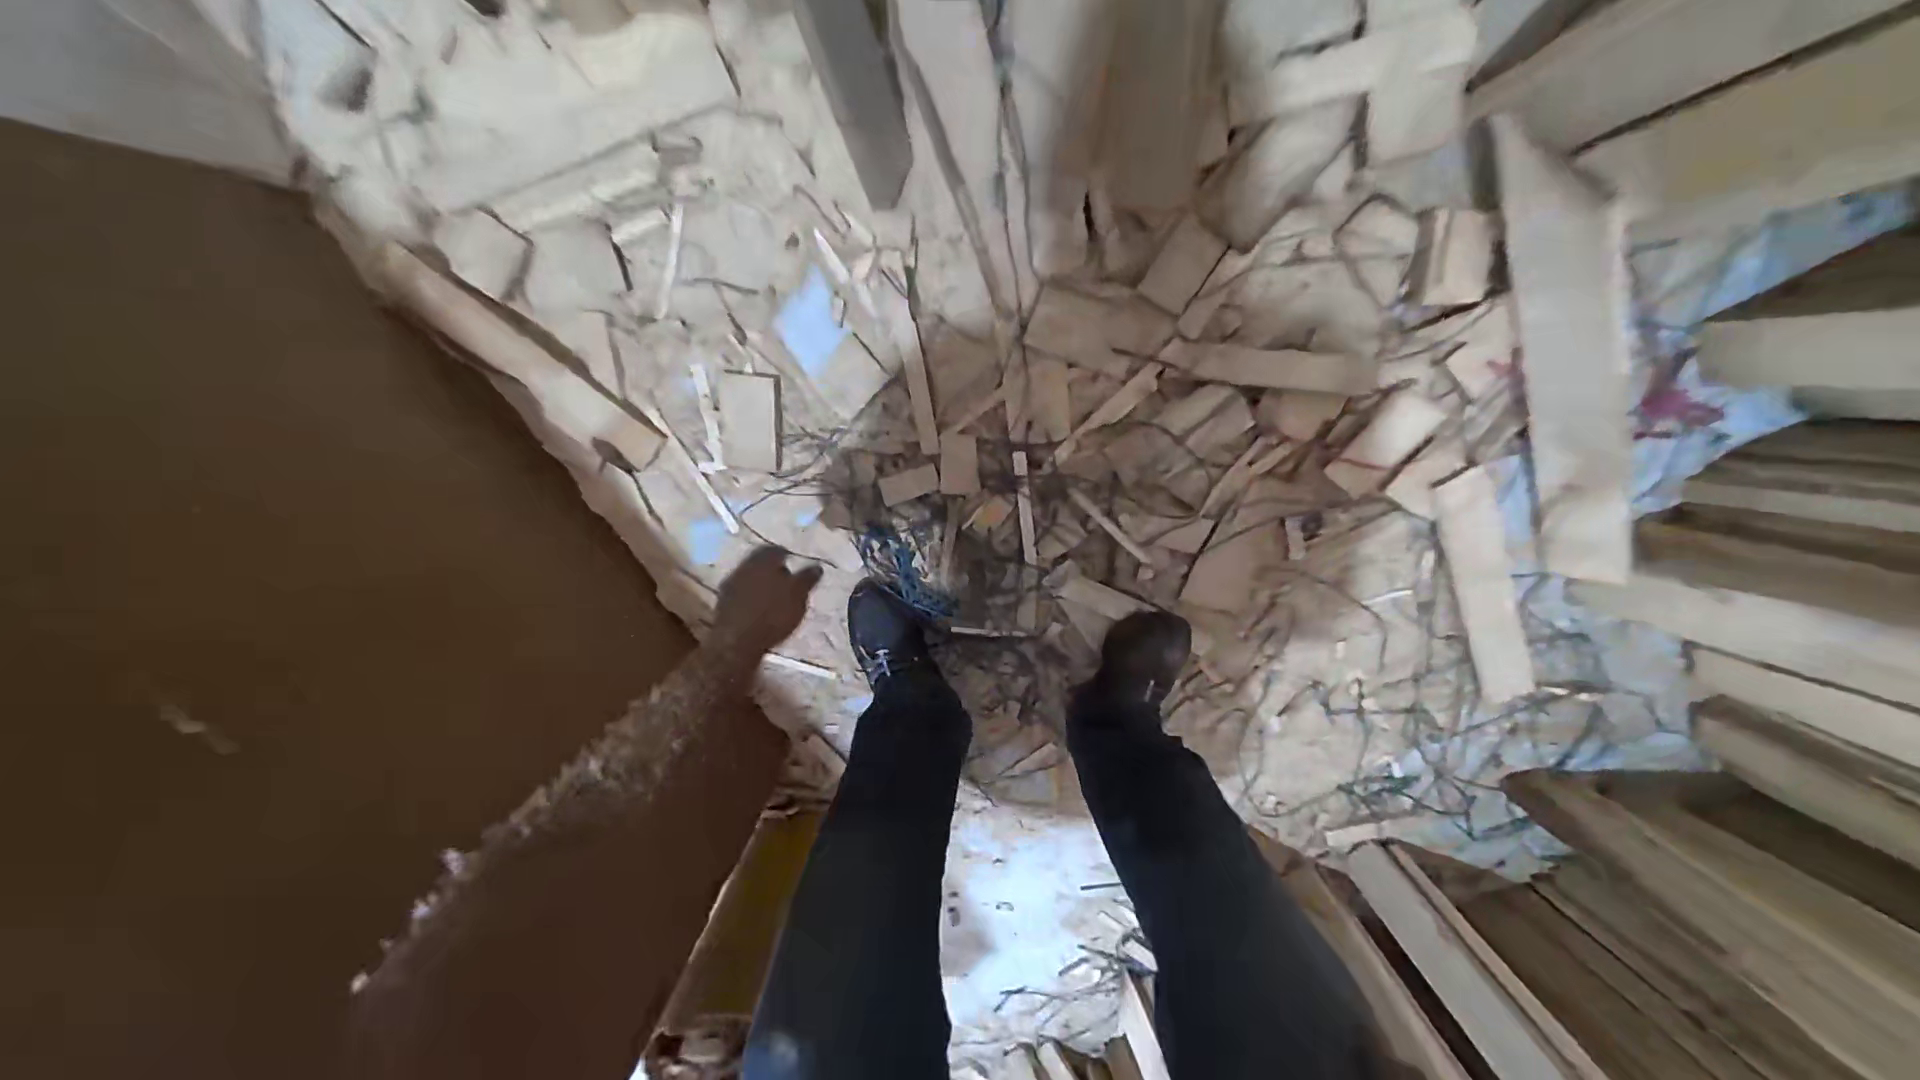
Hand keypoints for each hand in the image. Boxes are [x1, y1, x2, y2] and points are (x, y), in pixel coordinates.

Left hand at [711, 546, 822, 656]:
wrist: (736, 642)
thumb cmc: (773, 614)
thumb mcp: (798, 595)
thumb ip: (807, 578)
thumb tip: (817, 566)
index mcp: (763, 560)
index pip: (776, 549)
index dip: (788, 555)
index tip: (796, 563)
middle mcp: (743, 567)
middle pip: (760, 562)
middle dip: (772, 568)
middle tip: (786, 578)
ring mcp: (729, 585)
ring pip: (749, 577)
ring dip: (760, 583)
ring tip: (774, 595)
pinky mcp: (722, 603)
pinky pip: (740, 593)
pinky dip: (751, 597)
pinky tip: (759, 608)